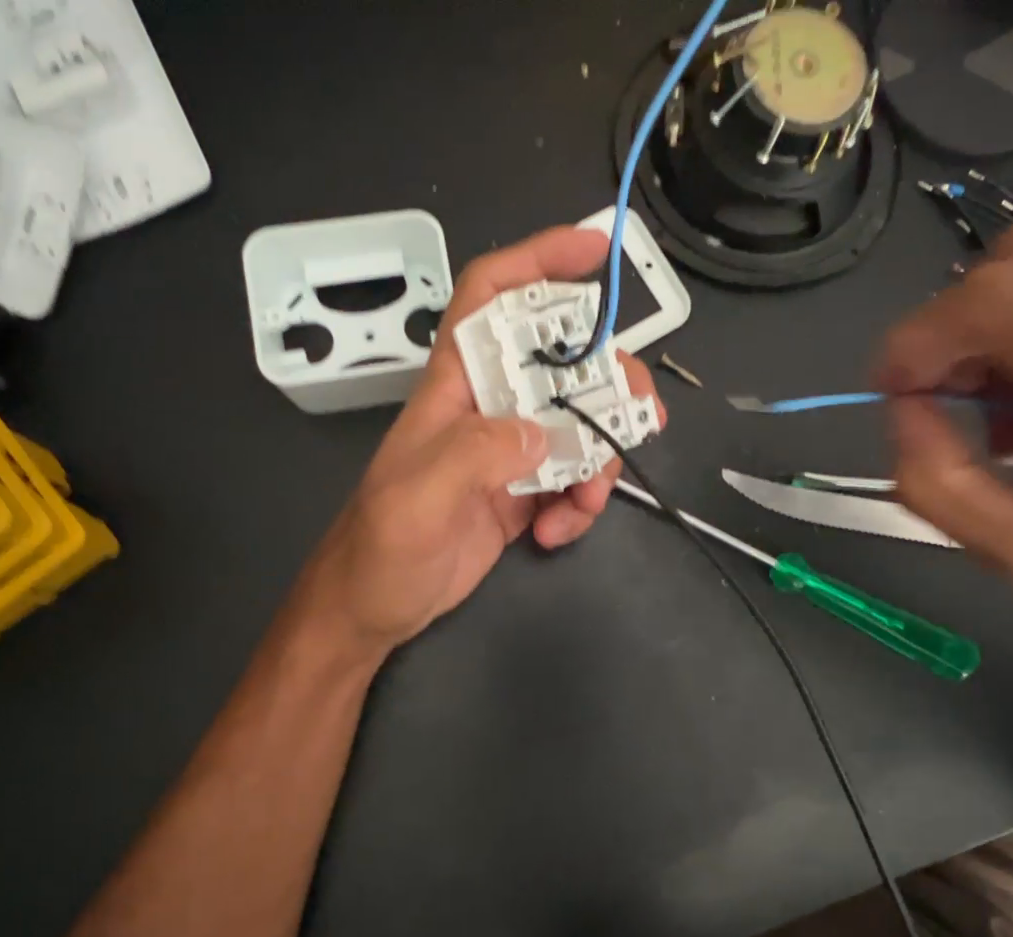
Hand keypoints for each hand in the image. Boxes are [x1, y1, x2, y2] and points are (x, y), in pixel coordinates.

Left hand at [291, 226, 664, 658]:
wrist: (371, 609)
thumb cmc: (380, 547)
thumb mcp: (419, 497)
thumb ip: (478, 453)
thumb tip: (544, 434)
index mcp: (454, 386)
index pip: (490, 300)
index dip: (538, 262)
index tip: (596, 251)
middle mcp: (487, 408)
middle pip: (560, 363)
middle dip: (608, 380)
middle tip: (641, 412)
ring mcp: (508, 453)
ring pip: (579, 427)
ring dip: (600, 461)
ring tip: (586, 504)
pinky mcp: (521, 495)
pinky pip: (572, 482)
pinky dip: (579, 506)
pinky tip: (556, 534)